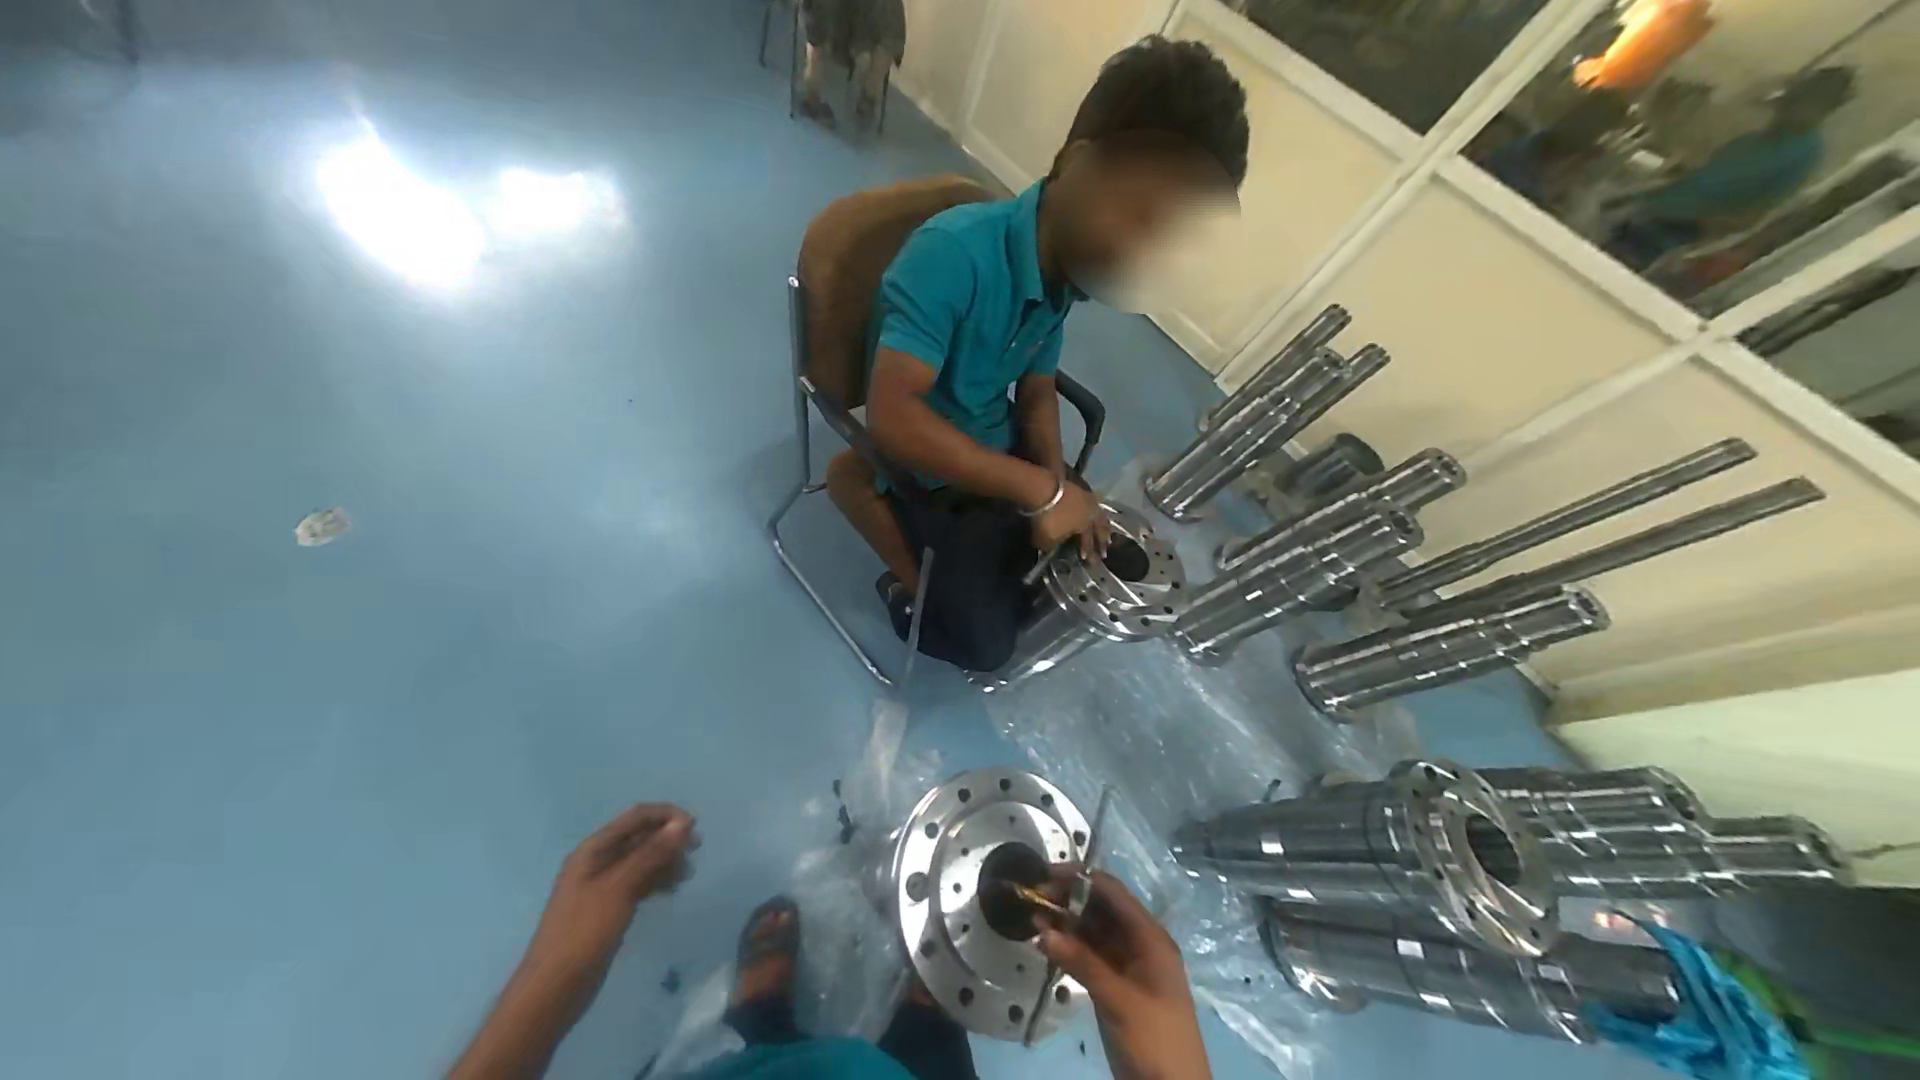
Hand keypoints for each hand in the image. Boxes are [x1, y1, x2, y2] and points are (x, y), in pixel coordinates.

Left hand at [524, 803, 696, 972]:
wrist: (552, 992)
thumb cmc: (583, 933)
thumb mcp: (619, 888)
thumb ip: (652, 853)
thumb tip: (683, 823)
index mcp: (593, 850)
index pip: (637, 816)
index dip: (667, 815)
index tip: (694, 828)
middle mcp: (598, 861)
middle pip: (641, 836)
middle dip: (670, 839)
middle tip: (696, 851)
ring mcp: (604, 885)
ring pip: (643, 860)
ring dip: (667, 860)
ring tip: (686, 876)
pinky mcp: (611, 907)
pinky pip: (640, 882)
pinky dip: (657, 880)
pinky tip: (671, 891)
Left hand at [1031, 479, 1100, 553]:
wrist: (1043, 488)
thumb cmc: (1047, 518)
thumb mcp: (1047, 538)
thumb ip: (1053, 545)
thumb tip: (1055, 546)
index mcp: (1084, 526)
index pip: (1088, 542)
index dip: (1089, 551)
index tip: (1090, 560)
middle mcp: (1089, 513)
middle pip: (1099, 527)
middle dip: (1102, 538)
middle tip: (1108, 545)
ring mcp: (1085, 498)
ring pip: (1098, 512)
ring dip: (1103, 522)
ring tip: (1106, 528)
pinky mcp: (1078, 487)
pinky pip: (1091, 501)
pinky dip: (1095, 508)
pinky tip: (1095, 508)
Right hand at [1038, 871, 1209, 1079]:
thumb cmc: (1155, 1040)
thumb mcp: (1118, 999)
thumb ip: (1081, 962)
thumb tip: (1042, 930)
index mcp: (1150, 936)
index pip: (1112, 892)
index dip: (1080, 878)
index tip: (1045, 875)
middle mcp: (1139, 942)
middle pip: (1101, 907)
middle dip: (1069, 899)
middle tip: (1033, 899)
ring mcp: (1126, 964)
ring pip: (1092, 930)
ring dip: (1065, 922)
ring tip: (1033, 919)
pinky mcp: (1115, 985)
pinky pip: (1089, 954)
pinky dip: (1069, 946)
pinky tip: (1045, 943)